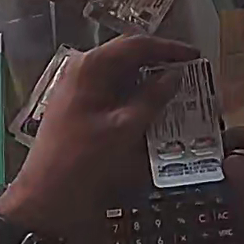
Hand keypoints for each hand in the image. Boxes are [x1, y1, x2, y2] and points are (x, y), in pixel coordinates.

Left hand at [0, 34, 199, 237]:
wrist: (48, 197)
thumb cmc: (85, 160)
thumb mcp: (125, 128)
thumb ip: (152, 98)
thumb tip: (174, 76)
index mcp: (92, 67)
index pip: (136, 45)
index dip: (169, 49)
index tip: (195, 57)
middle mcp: (83, 70)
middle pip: (128, 57)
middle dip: (160, 63)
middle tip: (189, 74)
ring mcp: (78, 88)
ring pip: (120, 75)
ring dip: (148, 81)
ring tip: (177, 92)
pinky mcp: (79, 107)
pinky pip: (112, 93)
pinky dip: (135, 97)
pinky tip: (154, 110)